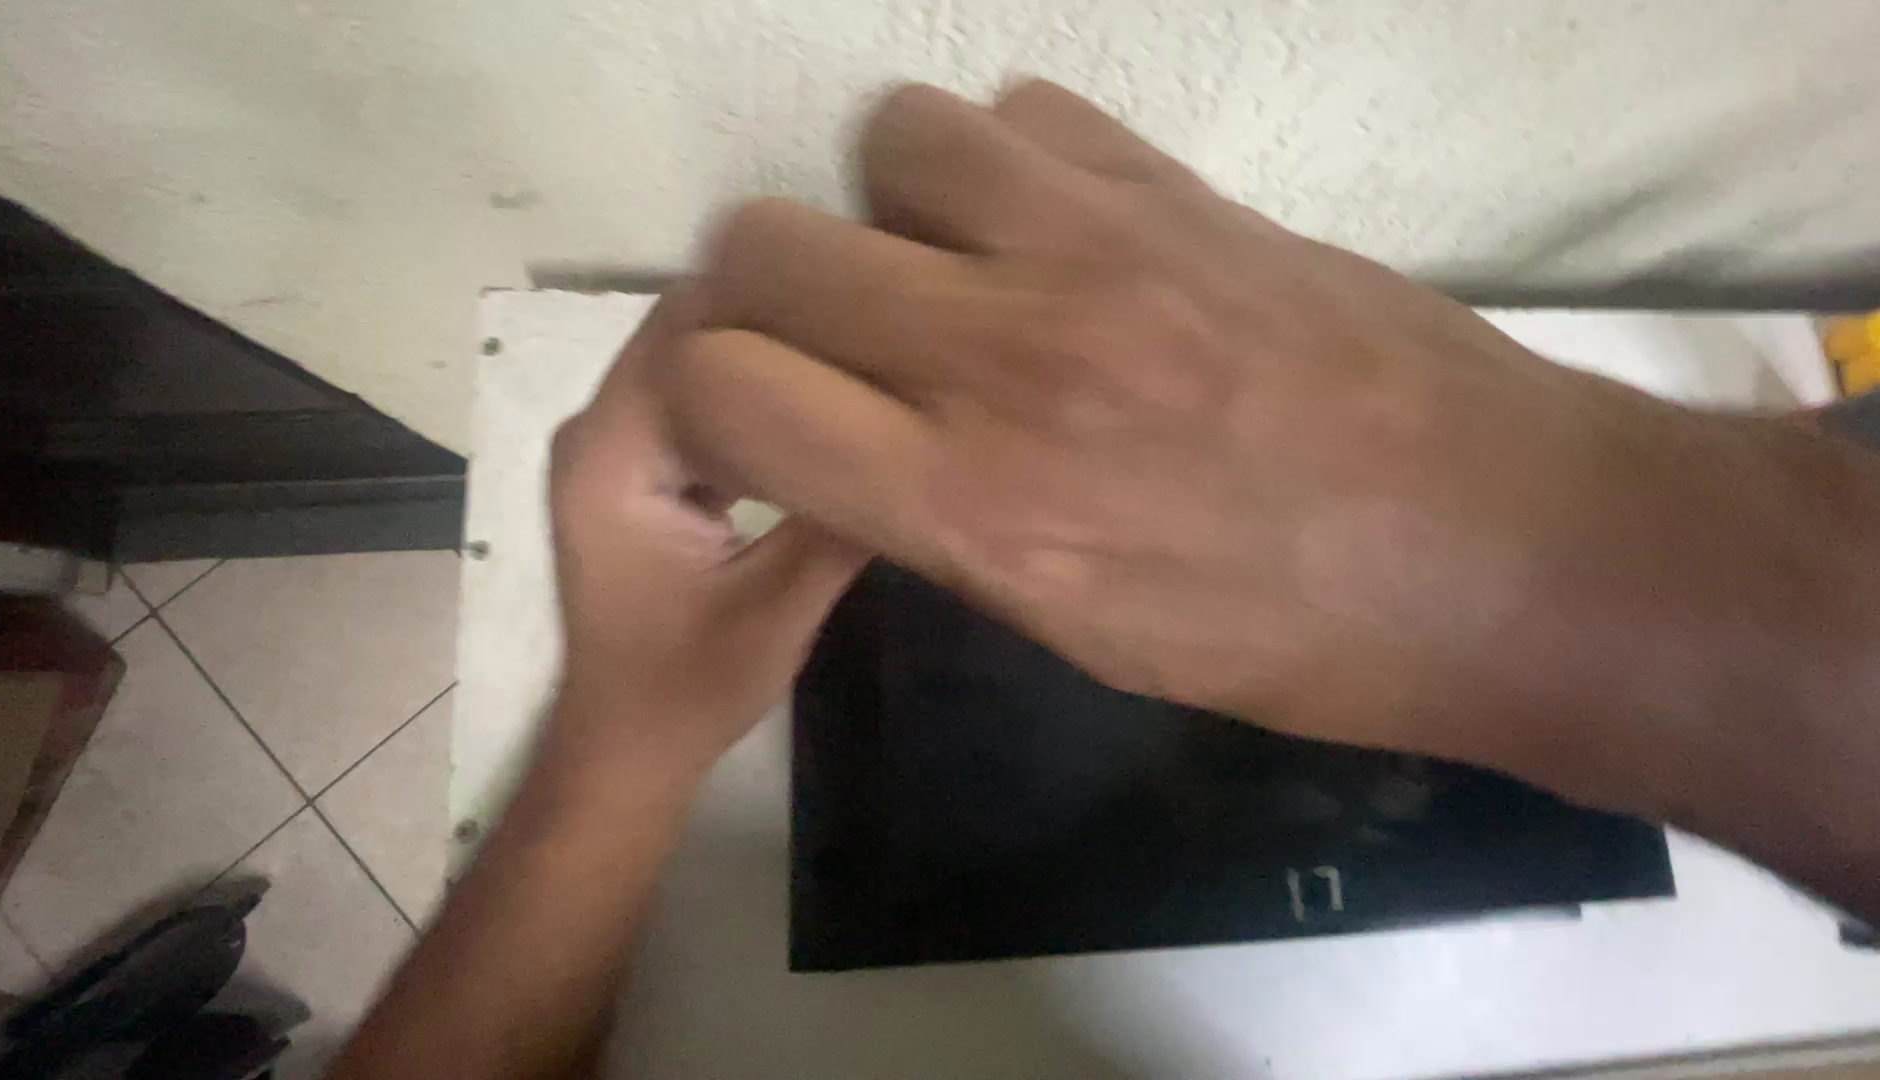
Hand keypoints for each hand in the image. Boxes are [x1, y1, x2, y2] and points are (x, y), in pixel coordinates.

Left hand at [547, 289, 865, 786]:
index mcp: (611, 458)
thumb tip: (923, 446)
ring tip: (860, 352)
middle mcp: (598, 435)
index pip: (687, 335)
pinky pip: (700, 406)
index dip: (774, 308)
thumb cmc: (688, 692)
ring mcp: (613, 451)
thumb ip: (838, 526)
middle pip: (686, 338)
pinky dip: (755, 397)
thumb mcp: (778, 612)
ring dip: (769, 359)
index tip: (868, 308)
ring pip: (695, 367)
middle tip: (878, 324)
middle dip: (776, 323)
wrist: (628, 746)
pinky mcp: (638, 471)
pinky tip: (820, 402)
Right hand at [656, 80, 1878, 805]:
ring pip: (891, 143)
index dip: (705, 395)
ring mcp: (1100, 253)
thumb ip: (936, 522)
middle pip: (768, 247)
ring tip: (945, 273)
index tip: (741, 414)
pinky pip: (1025, 117)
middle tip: (818, 335)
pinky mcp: (1186, 192)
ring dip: (885, 209)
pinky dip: (1002, 168)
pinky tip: (1049, 235)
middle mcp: (1007, 362)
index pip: (731, 394)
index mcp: (973, 508)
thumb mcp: (1071, 630)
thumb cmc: (1274, 636)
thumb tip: (854, 441)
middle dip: (758, 292)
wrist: (1499, 554)